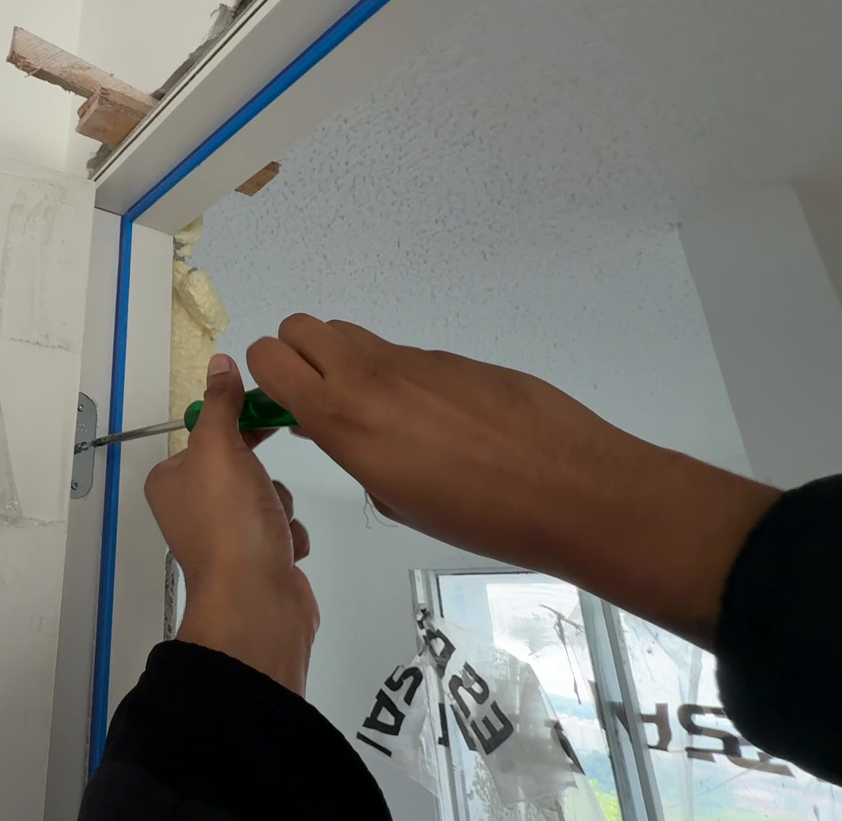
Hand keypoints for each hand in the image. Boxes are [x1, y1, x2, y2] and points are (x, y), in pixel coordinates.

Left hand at [145, 353, 316, 693]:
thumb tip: (219, 363)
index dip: (240, 426)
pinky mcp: (253, 560)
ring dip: (279, 506)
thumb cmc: (231, 521)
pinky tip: (284, 549)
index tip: (268, 420)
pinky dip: (288, 535)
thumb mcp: (221, 449)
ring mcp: (221, 536)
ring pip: (266, 495)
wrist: (257, 605)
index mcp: (170, 480)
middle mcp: (188, 506)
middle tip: (265, 492)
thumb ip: (222, 404)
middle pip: (240, 466)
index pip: (208, 434)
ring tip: (274, 526)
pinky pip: (280, 528)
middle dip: (264, 478)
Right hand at [245, 315, 779, 644]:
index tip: (279, 404)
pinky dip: (397, 375)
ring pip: (347, 333)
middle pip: (298, 327)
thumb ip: (346, 447)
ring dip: (342, 359)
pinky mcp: (451, 356)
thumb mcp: (389, 494)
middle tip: (318, 393)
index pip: (266, 357)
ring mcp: (411, 359)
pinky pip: (400, 354)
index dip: (263, 376)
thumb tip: (330, 424)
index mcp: (341, 415)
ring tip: (376, 405)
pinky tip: (438, 417)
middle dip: (295, 354)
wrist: (578, 494)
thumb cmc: (475, 516)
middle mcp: (366, 375)